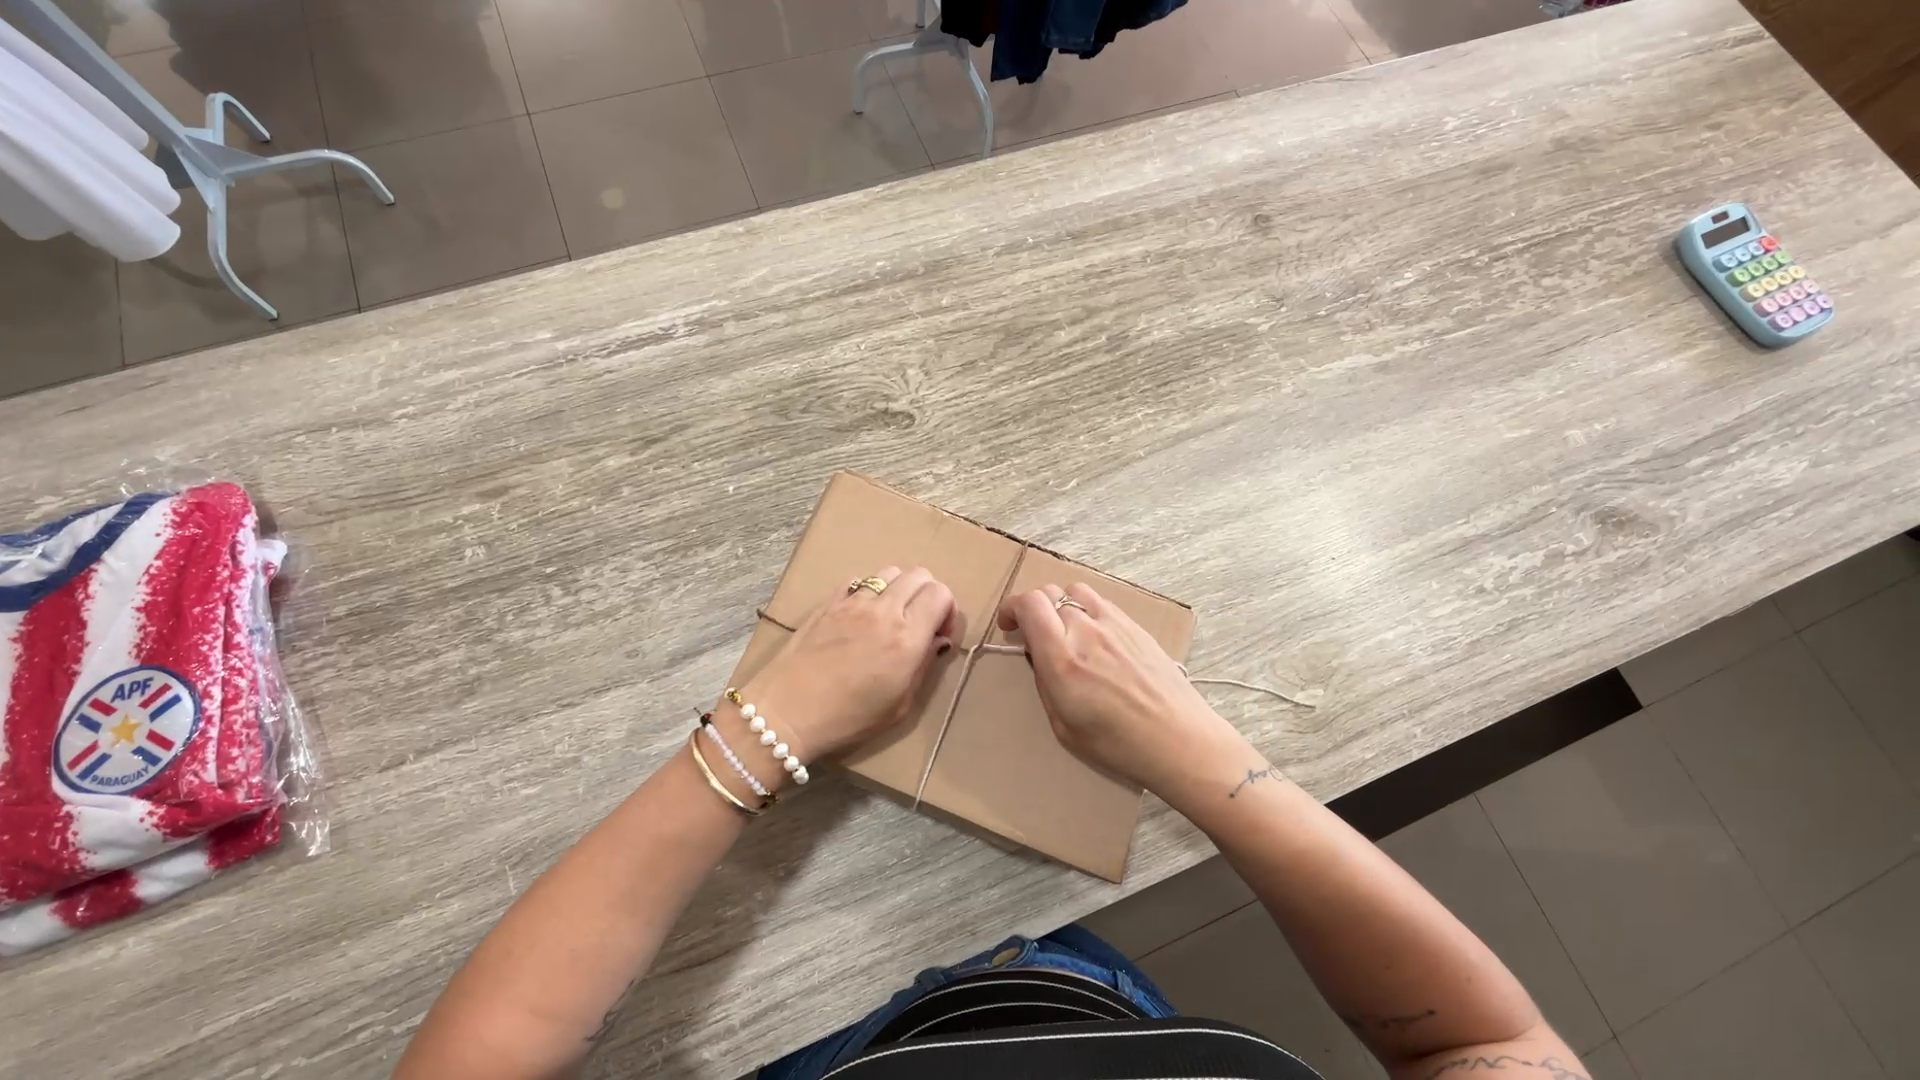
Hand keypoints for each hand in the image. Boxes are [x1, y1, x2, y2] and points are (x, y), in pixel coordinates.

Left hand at [736, 566, 959, 768]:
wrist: (788, 711)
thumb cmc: (848, 718)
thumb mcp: (900, 705)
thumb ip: (923, 666)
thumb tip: (935, 641)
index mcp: (907, 638)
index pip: (941, 594)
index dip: (948, 611)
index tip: (939, 635)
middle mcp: (884, 611)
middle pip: (920, 575)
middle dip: (928, 595)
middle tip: (920, 622)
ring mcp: (853, 602)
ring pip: (890, 572)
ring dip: (899, 589)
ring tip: (892, 616)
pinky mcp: (829, 602)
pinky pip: (859, 581)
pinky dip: (870, 591)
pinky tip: (862, 616)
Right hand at [998, 582, 1248, 797]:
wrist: (1179, 740)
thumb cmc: (1119, 745)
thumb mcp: (1064, 726)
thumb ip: (1045, 683)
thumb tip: (1039, 658)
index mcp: (1062, 660)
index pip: (1029, 604)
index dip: (1011, 608)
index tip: (1008, 626)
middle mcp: (1086, 632)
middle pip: (1049, 593)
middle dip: (1033, 609)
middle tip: (1032, 634)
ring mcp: (1114, 624)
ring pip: (1075, 591)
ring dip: (1061, 604)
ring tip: (1064, 630)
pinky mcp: (1136, 626)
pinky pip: (1102, 603)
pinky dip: (1087, 610)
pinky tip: (1094, 637)